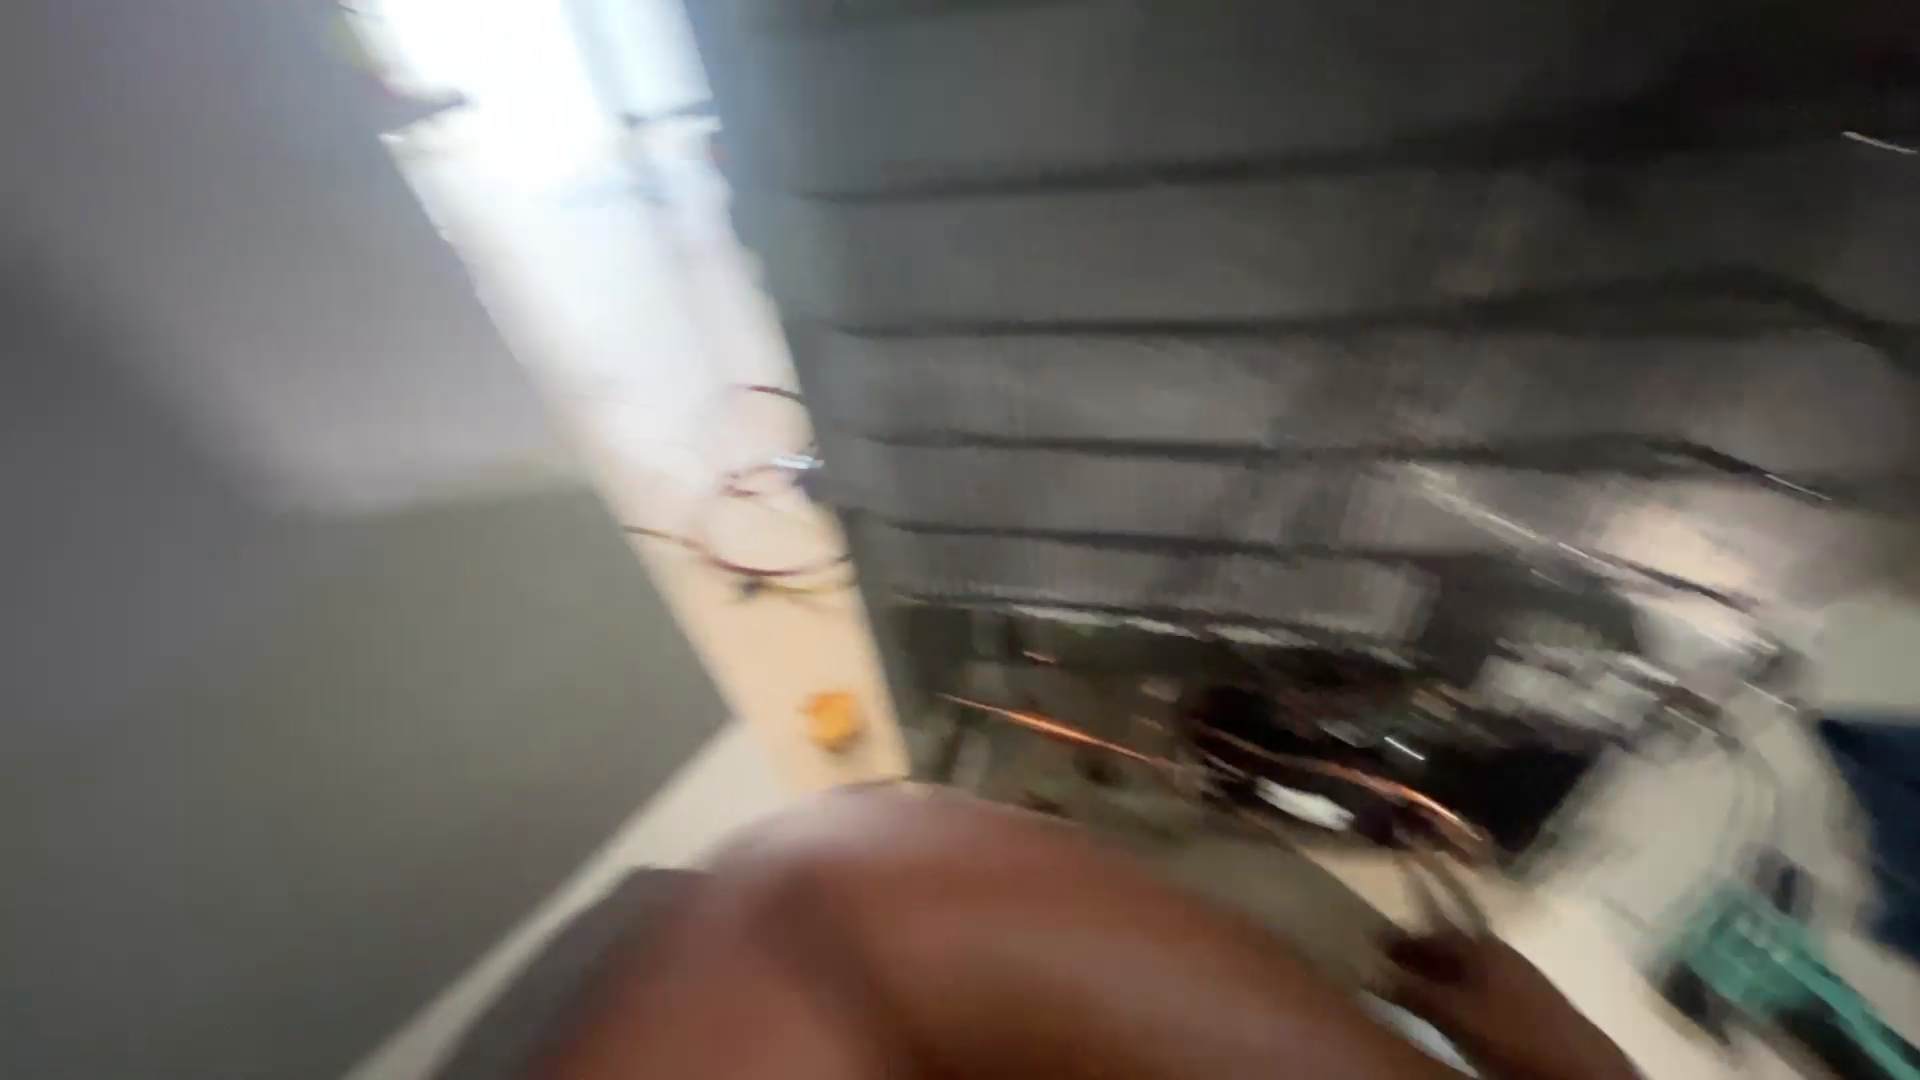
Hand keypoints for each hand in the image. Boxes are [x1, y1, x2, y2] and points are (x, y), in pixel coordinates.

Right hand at [1384, 934, 1637, 1079]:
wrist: (1588, 1076)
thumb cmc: (1512, 1036)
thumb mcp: (1451, 1014)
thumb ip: (1410, 991)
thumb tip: (1370, 973)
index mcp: (1479, 944)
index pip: (1428, 930)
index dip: (1400, 938)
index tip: (1374, 943)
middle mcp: (1501, 951)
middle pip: (1450, 945)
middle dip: (1420, 954)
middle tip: (1390, 964)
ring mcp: (1524, 976)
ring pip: (1470, 967)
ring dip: (1443, 974)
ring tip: (1420, 990)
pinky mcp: (1540, 1004)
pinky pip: (1488, 986)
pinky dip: (1466, 990)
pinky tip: (1459, 1009)